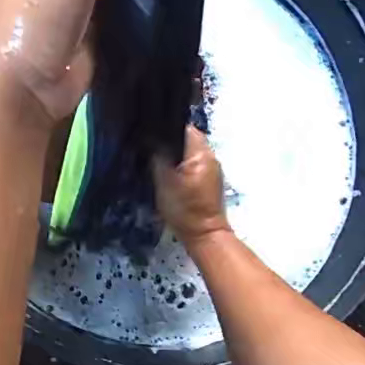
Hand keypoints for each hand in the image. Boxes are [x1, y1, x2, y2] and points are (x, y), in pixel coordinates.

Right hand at [155, 126, 231, 244]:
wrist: (205, 235)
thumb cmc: (184, 210)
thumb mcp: (164, 182)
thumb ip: (159, 158)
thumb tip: (153, 141)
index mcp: (202, 153)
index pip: (184, 128)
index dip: (166, 130)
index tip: (151, 137)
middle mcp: (211, 156)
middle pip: (189, 138)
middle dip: (171, 142)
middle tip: (152, 150)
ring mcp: (212, 168)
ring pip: (191, 151)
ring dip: (177, 154)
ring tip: (159, 162)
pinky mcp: (210, 180)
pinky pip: (194, 163)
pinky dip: (182, 164)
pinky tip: (171, 174)